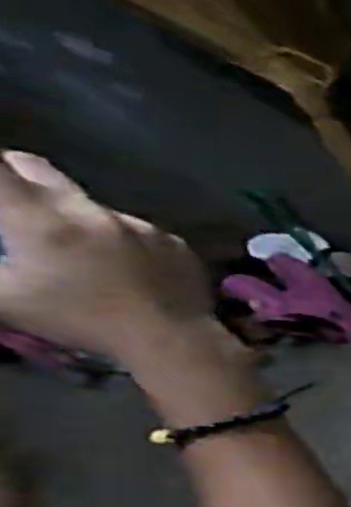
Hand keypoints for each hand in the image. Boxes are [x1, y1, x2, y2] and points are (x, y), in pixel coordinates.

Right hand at [0, 151, 213, 358]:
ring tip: (72, 245)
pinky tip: (122, 263)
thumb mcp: (3, 297)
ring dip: (71, 213)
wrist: (173, 337)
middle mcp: (93, 213)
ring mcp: (142, 226)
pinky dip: (119, 236)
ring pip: (91, 203)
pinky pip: (137, 228)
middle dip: (14, 177)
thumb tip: (4, 258)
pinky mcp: (177, 243)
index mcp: (41, 219)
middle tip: (8, 202)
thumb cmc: (82, 319)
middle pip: (38, 169)